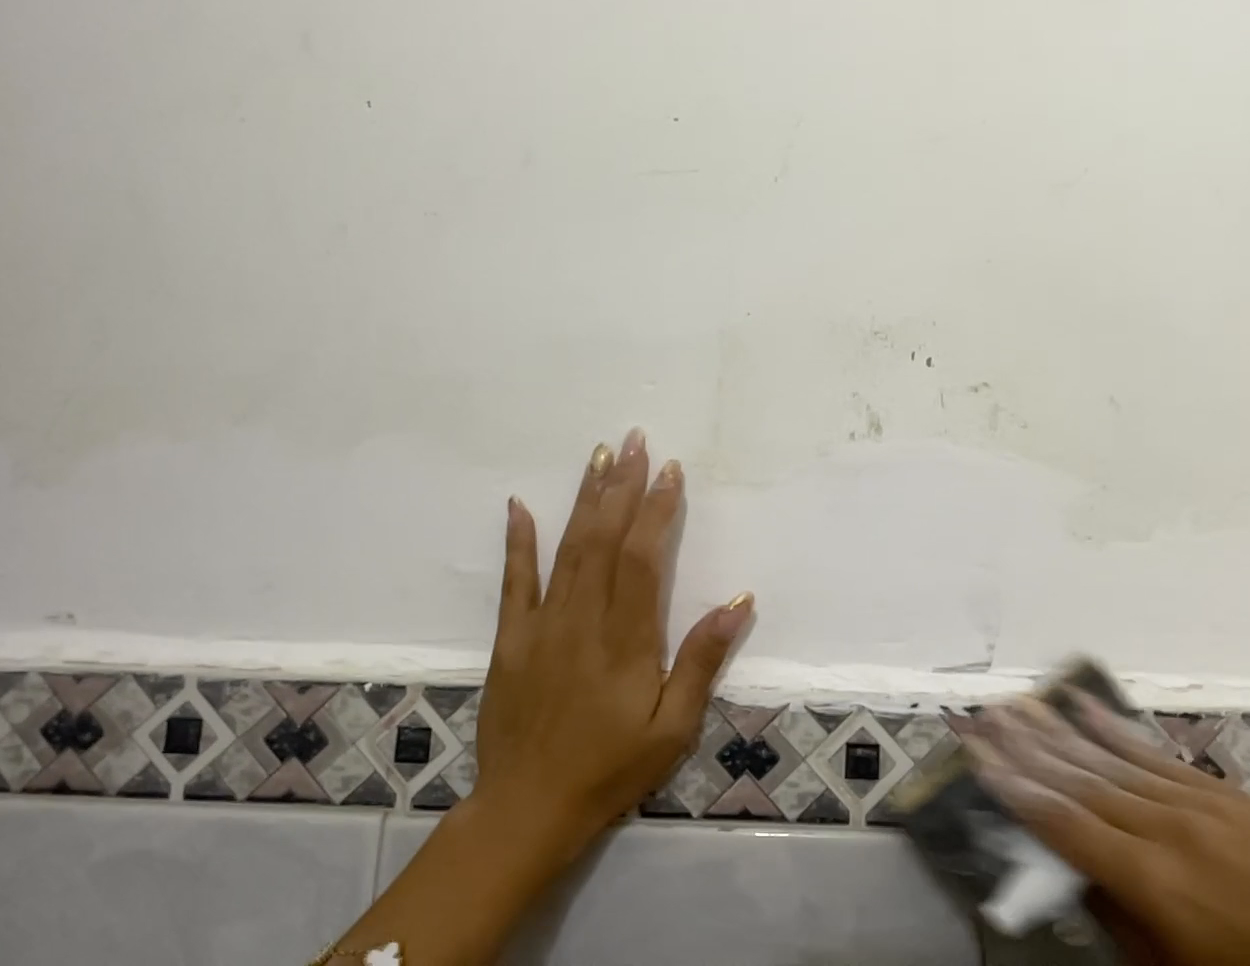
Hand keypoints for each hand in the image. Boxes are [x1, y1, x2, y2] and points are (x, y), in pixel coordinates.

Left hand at [475, 428, 753, 853]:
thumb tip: (739, 600)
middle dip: (622, 487)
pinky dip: (518, 541)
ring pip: (566, 548)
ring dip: (585, 499)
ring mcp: (541, 626)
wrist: (527, 809)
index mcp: (627, 640)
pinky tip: (519, 505)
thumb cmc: (612, 769)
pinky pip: (514, 581)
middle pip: (604, 540)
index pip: (644, 558)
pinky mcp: (511, 640)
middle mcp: (583, 620)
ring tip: (599, 455)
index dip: (657, 510)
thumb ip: (702, 660)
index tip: (670, 470)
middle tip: (634, 440)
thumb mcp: (673, 728)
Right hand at [965, 696, 1249, 965]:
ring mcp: (1200, 804)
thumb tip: (1061, 858)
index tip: (977, 757)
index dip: (1016, 789)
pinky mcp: (1224, 794)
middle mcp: (1170, 829)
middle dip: (1026, 745)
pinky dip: (1114, 728)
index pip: (1064, 823)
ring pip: (1112, 758)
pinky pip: (1156, 754)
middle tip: (985, 713)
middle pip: (1081, 779)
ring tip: (1018, 702)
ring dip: (1058, 728)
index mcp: (1151, 880)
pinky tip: (1084, 704)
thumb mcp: (1162, 965)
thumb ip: (1108, 907)